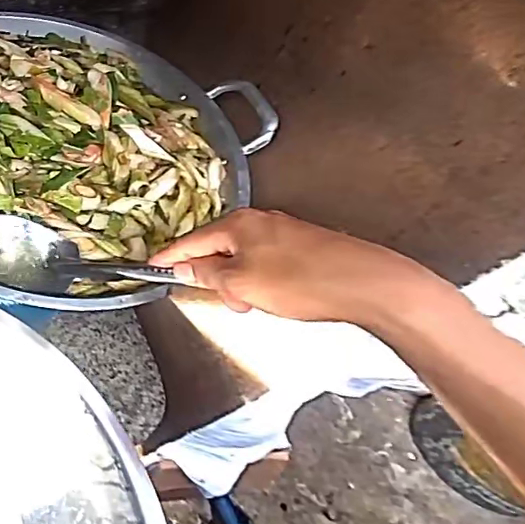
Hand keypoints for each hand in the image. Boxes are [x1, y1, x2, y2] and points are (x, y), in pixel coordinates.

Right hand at [149, 208, 453, 326]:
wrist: (372, 286)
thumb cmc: (302, 282)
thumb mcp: (240, 283)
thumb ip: (206, 274)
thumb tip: (187, 267)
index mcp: (237, 224)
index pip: (190, 241)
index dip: (169, 257)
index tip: (152, 266)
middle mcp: (259, 221)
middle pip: (217, 247)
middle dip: (214, 275)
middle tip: (225, 299)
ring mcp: (284, 230)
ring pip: (243, 256)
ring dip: (240, 280)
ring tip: (258, 302)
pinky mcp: (306, 245)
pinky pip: (266, 260)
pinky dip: (261, 278)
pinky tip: (278, 297)